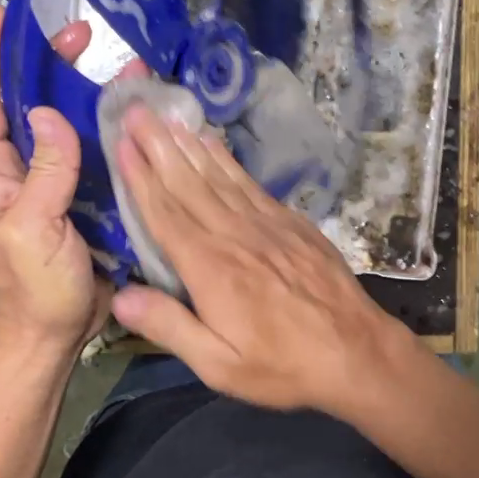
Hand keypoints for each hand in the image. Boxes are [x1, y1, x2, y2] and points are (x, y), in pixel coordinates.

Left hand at [0, 5, 114, 353]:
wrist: (57, 333)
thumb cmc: (34, 288)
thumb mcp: (31, 228)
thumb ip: (43, 171)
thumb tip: (47, 112)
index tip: (4, 18)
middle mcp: (17, 169)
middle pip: (26, 104)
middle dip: (46, 66)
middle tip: (81, 37)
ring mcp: (49, 181)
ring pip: (61, 124)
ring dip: (81, 91)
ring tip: (111, 62)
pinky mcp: (79, 195)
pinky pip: (88, 152)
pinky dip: (105, 127)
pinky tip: (127, 110)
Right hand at [108, 105, 418, 414]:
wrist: (358, 354)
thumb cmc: (282, 366)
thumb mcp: (219, 365)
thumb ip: (169, 327)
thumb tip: (119, 295)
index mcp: (210, 269)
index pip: (165, 214)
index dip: (141, 178)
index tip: (121, 143)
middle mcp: (234, 236)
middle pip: (188, 184)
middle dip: (157, 147)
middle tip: (135, 111)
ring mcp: (266, 225)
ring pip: (218, 177)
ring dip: (187, 145)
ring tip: (165, 117)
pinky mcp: (290, 223)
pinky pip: (249, 183)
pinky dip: (226, 160)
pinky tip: (213, 144)